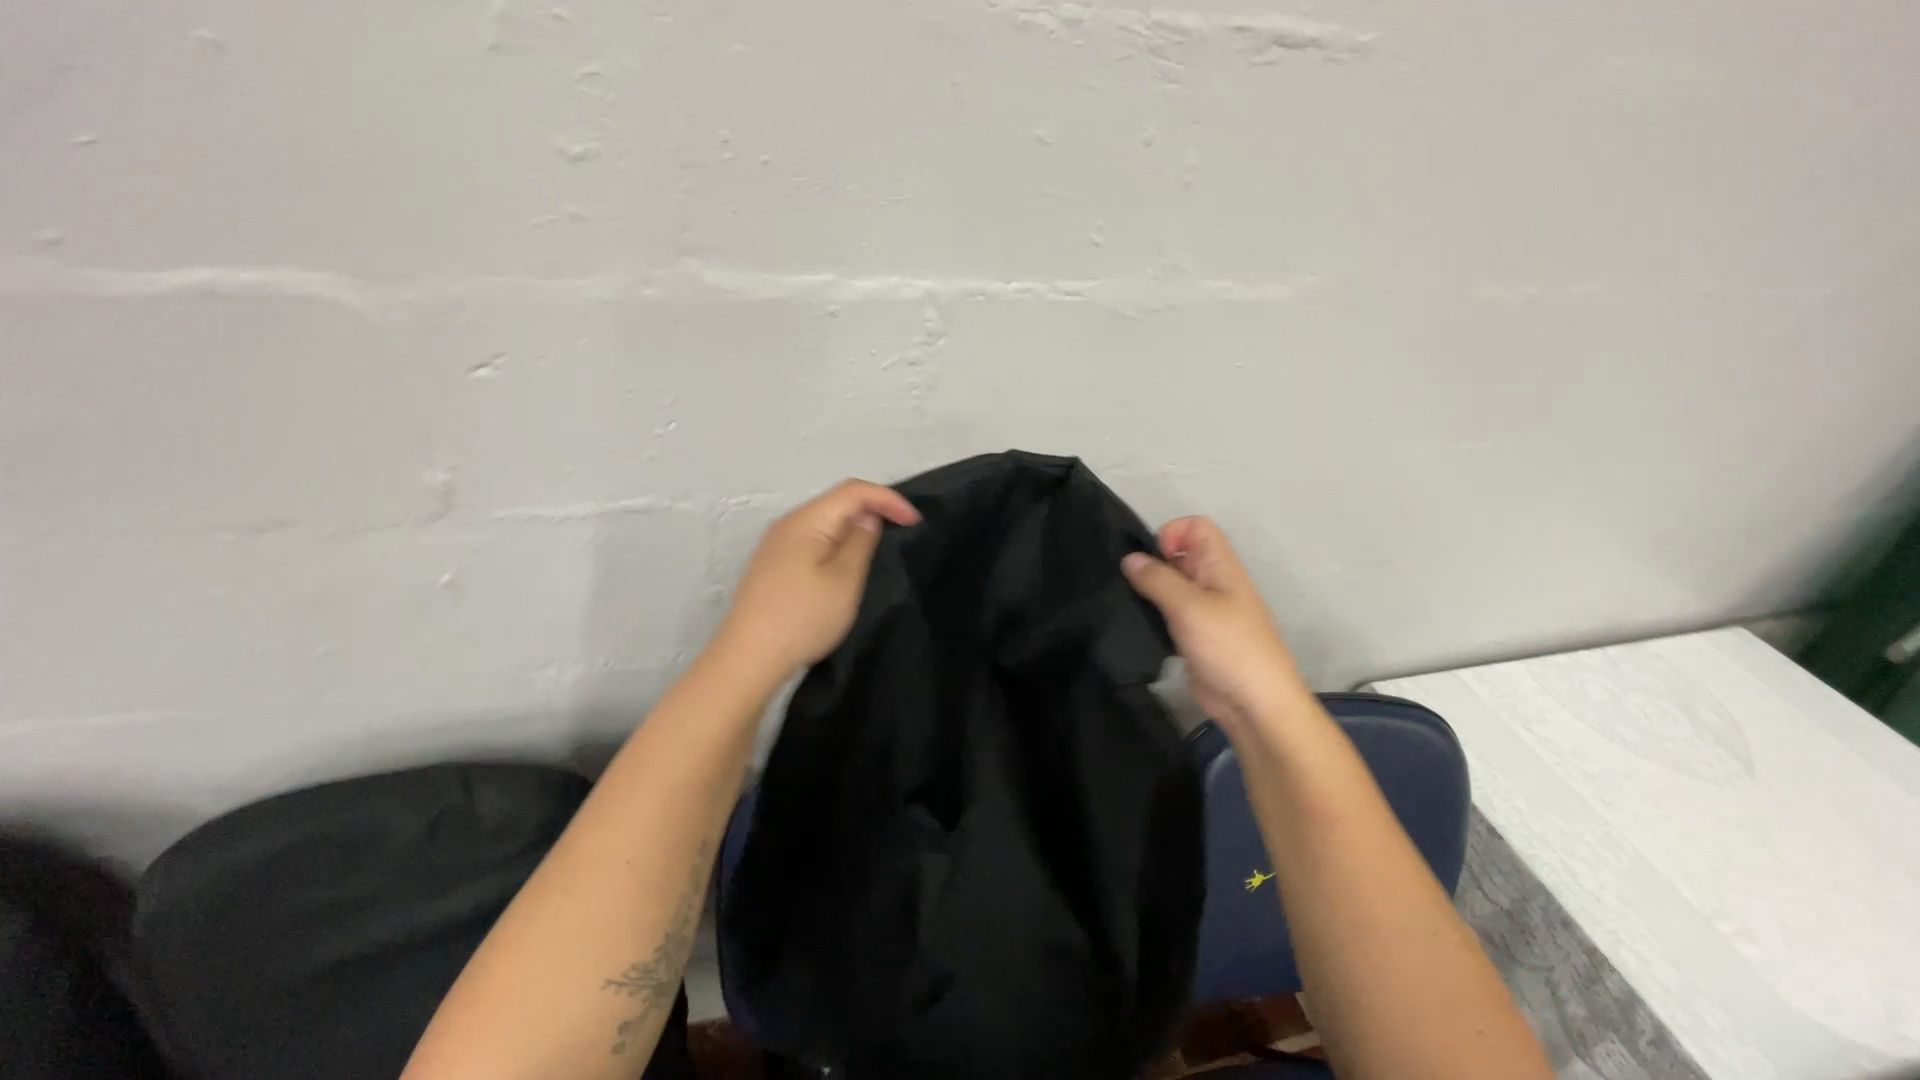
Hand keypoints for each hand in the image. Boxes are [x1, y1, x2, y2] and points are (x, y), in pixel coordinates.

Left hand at [717, 479, 920, 677]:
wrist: (748, 657)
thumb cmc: (803, 618)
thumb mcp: (844, 580)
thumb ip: (860, 542)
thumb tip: (867, 517)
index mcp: (806, 520)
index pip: (853, 490)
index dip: (888, 499)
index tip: (914, 522)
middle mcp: (787, 523)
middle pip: (836, 502)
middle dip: (872, 509)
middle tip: (901, 532)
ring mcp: (775, 544)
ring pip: (823, 521)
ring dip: (853, 528)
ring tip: (877, 548)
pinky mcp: (772, 565)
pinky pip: (811, 540)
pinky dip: (835, 543)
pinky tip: (843, 565)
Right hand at [1121, 517, 1305, 723]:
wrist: (1253, 702)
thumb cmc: (1228, 646)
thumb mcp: (1189, 606)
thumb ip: (1157, 579)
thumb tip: (1130, 559)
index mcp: (1221, 566)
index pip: (1195, 527)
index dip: (1171, 533)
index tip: (1153, 560)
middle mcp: (1212, 582)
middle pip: (1179, 555)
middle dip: (1153, 563)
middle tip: (1131, 586)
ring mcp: (1203, 611)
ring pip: (1170, 587)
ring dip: (1149, 592)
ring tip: (1130, 607)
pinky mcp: (1193, 636)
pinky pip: (1168, 615)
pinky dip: (1152, 617)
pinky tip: (1138, 629)